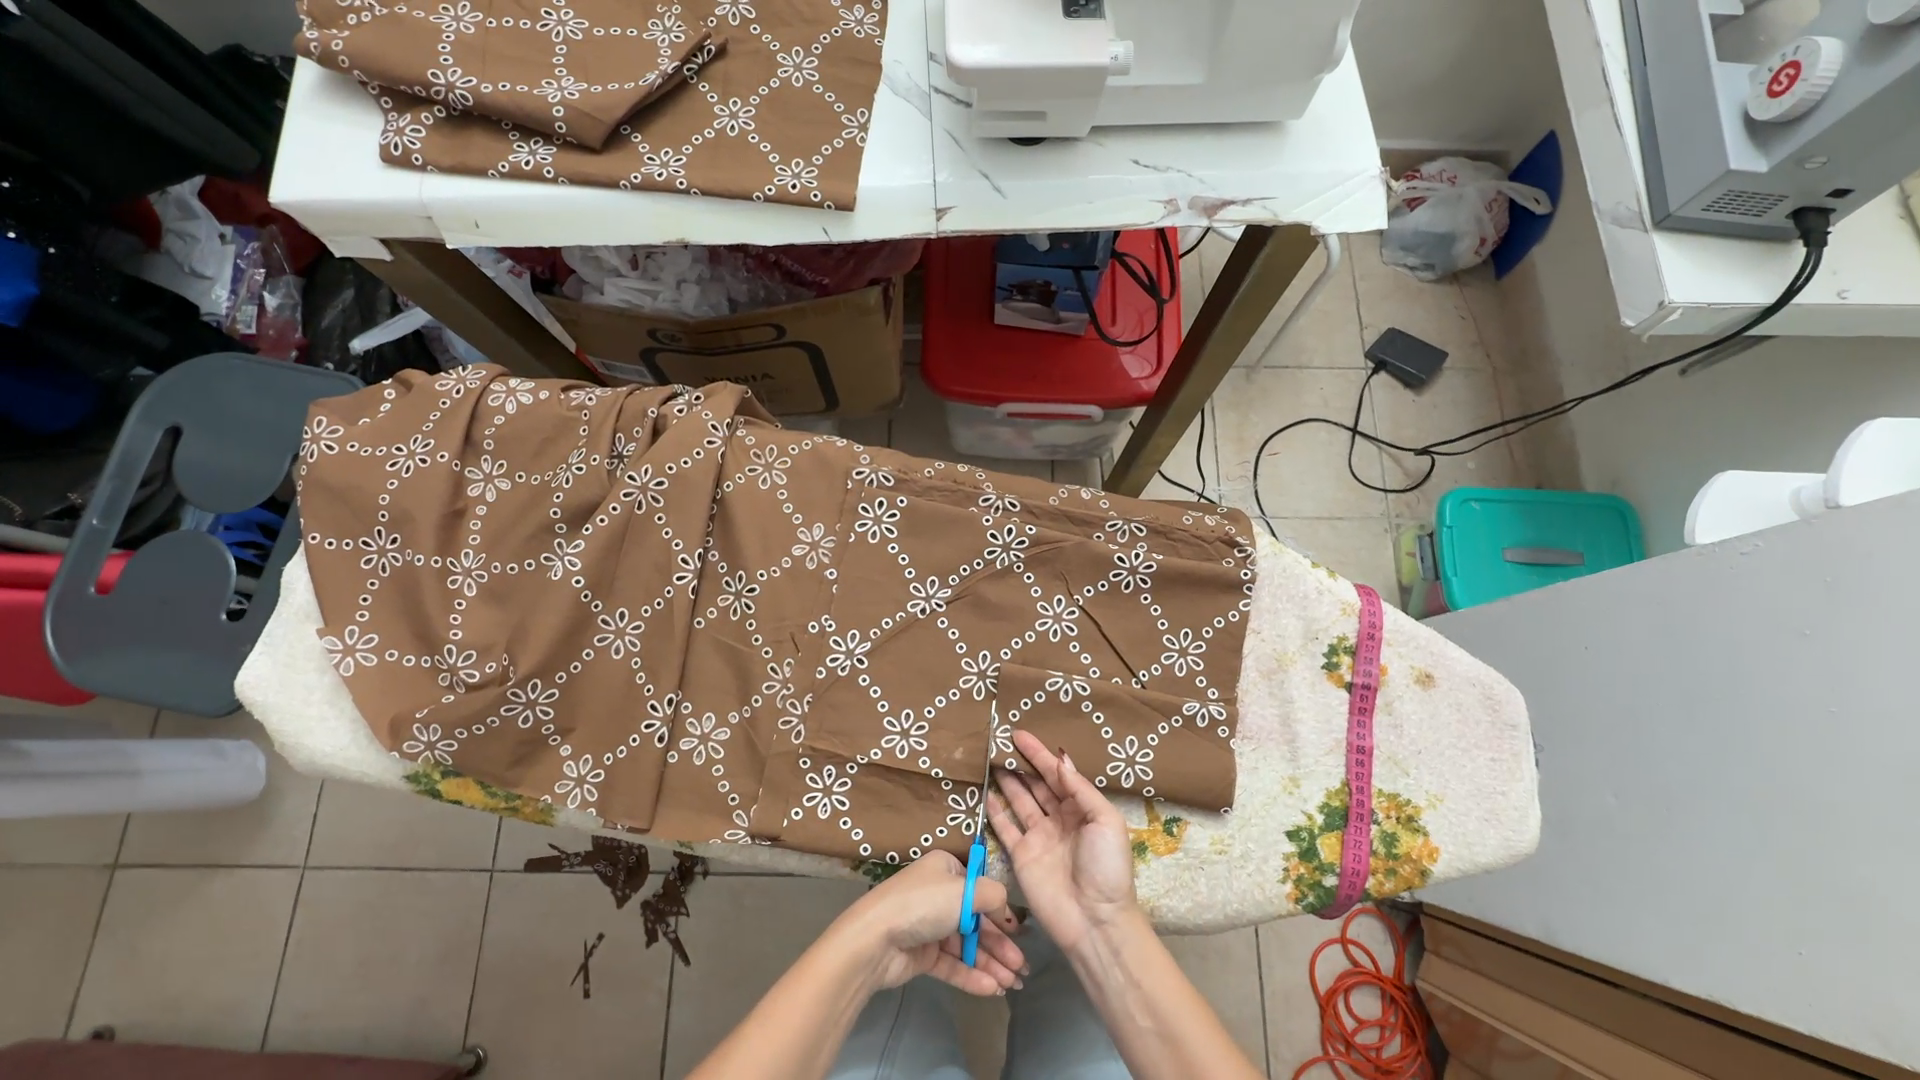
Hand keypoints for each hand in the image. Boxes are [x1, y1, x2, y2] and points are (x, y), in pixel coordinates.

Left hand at [829, 851, 1026, 997]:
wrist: (874, 940)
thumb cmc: (923, 905)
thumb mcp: (966, 890)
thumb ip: (995, 896)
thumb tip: (1008, 912)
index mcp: (946, 870)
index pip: (981, 890)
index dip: (1001, 912)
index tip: (1020, 933)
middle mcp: (938, 895)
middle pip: (977, 921)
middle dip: (1001, 945)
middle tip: (1022, 968)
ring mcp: (929, 927)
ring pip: (967, 946)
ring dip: (991, 964)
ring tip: (1013, 984)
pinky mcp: (922, 955)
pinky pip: (953, 965)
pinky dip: (973, 976)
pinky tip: (993, 989)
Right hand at [989, 730, 1136, 953]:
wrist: (1095, 920)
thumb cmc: (1107, 867)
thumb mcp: (1106, 821)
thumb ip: (1081, 789)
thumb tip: (1059, 760)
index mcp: (1083, 809)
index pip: (1058, 774)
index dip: (1039, 754)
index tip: (1019, 734)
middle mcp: (1060, 820)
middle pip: (1037, 785)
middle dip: (1021, 764)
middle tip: (999, 743)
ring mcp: (1039, 838)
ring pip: (1020, 801)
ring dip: (1007, 781)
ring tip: (989, 760)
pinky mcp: (1021, 856)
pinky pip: (1005, 828)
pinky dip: (996, 811)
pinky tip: (985, 793)